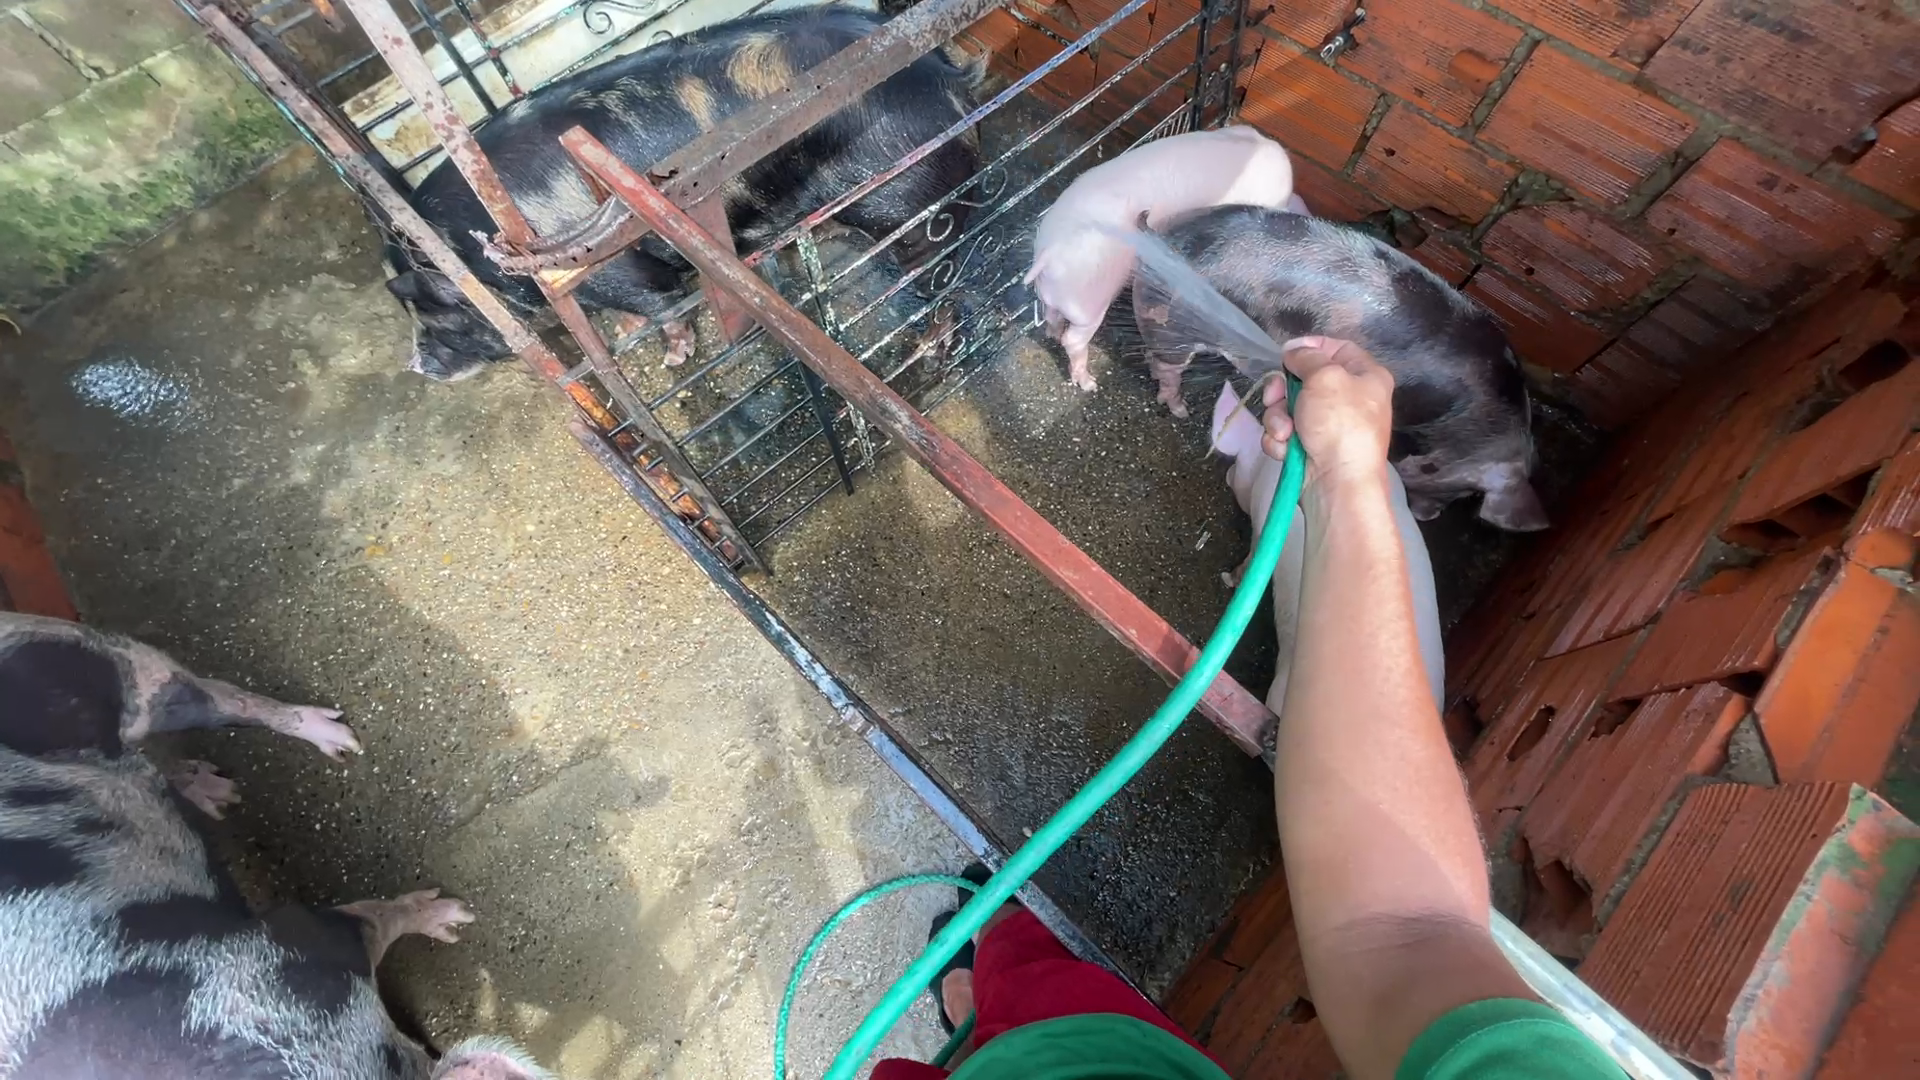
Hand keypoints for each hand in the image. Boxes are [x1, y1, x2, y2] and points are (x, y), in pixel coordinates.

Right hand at [1261, 336, 1394, 489]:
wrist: (1336, 481)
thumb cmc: (1340, 424)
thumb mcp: (1325, 377)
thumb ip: (1307, 357)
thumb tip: (1293, 351)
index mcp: (1364, 376)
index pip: (1336, 348)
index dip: (1310, 348)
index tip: (1286, 352)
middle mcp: (1346, 398)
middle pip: (1302, 380)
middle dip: (1282, 391)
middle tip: (1274, 398)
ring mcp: (1325, 424)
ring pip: (1286, 408)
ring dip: (1277, 419)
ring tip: (1285, 434)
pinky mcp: (1307, 446)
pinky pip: (1283, 433)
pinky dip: (1280, 440)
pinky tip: (1286, 449)